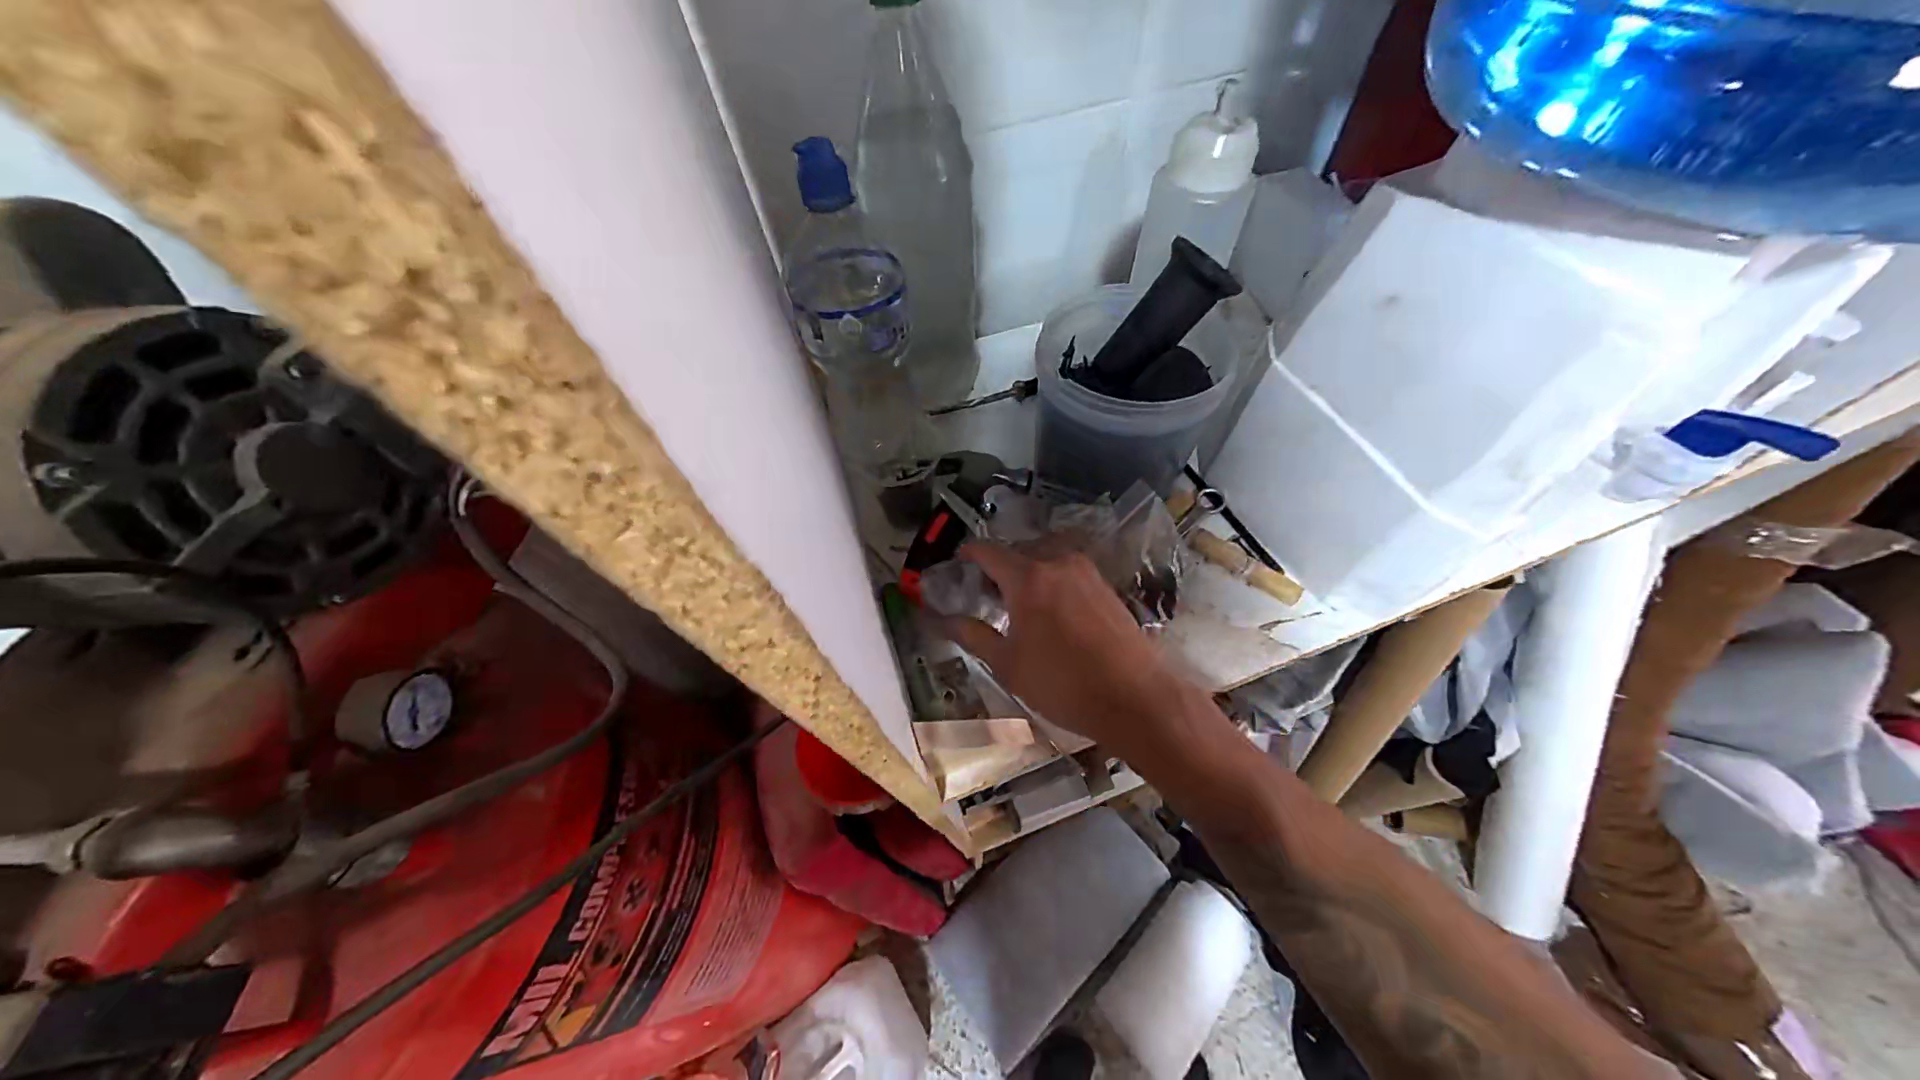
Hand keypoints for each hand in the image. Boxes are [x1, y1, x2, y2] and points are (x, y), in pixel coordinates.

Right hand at [934, 541, 1203, 757]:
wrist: (1135, 697)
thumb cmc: (1062, 683)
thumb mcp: (1008, 664)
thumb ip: (973, 635)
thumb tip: (943, 620)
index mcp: (1028, 576)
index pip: (987, 551)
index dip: (967, 556)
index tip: (956, 567)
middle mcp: (1057, 561)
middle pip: (1017, 549)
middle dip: (997, 564)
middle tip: (984, 592)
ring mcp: (1086, 571)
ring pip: (1046, 555)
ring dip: (1027, 568)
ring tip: (1018, 600)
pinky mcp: (1106, 585)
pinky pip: (1068, 569)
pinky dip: (1051, 577)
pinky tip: (1050, 609)